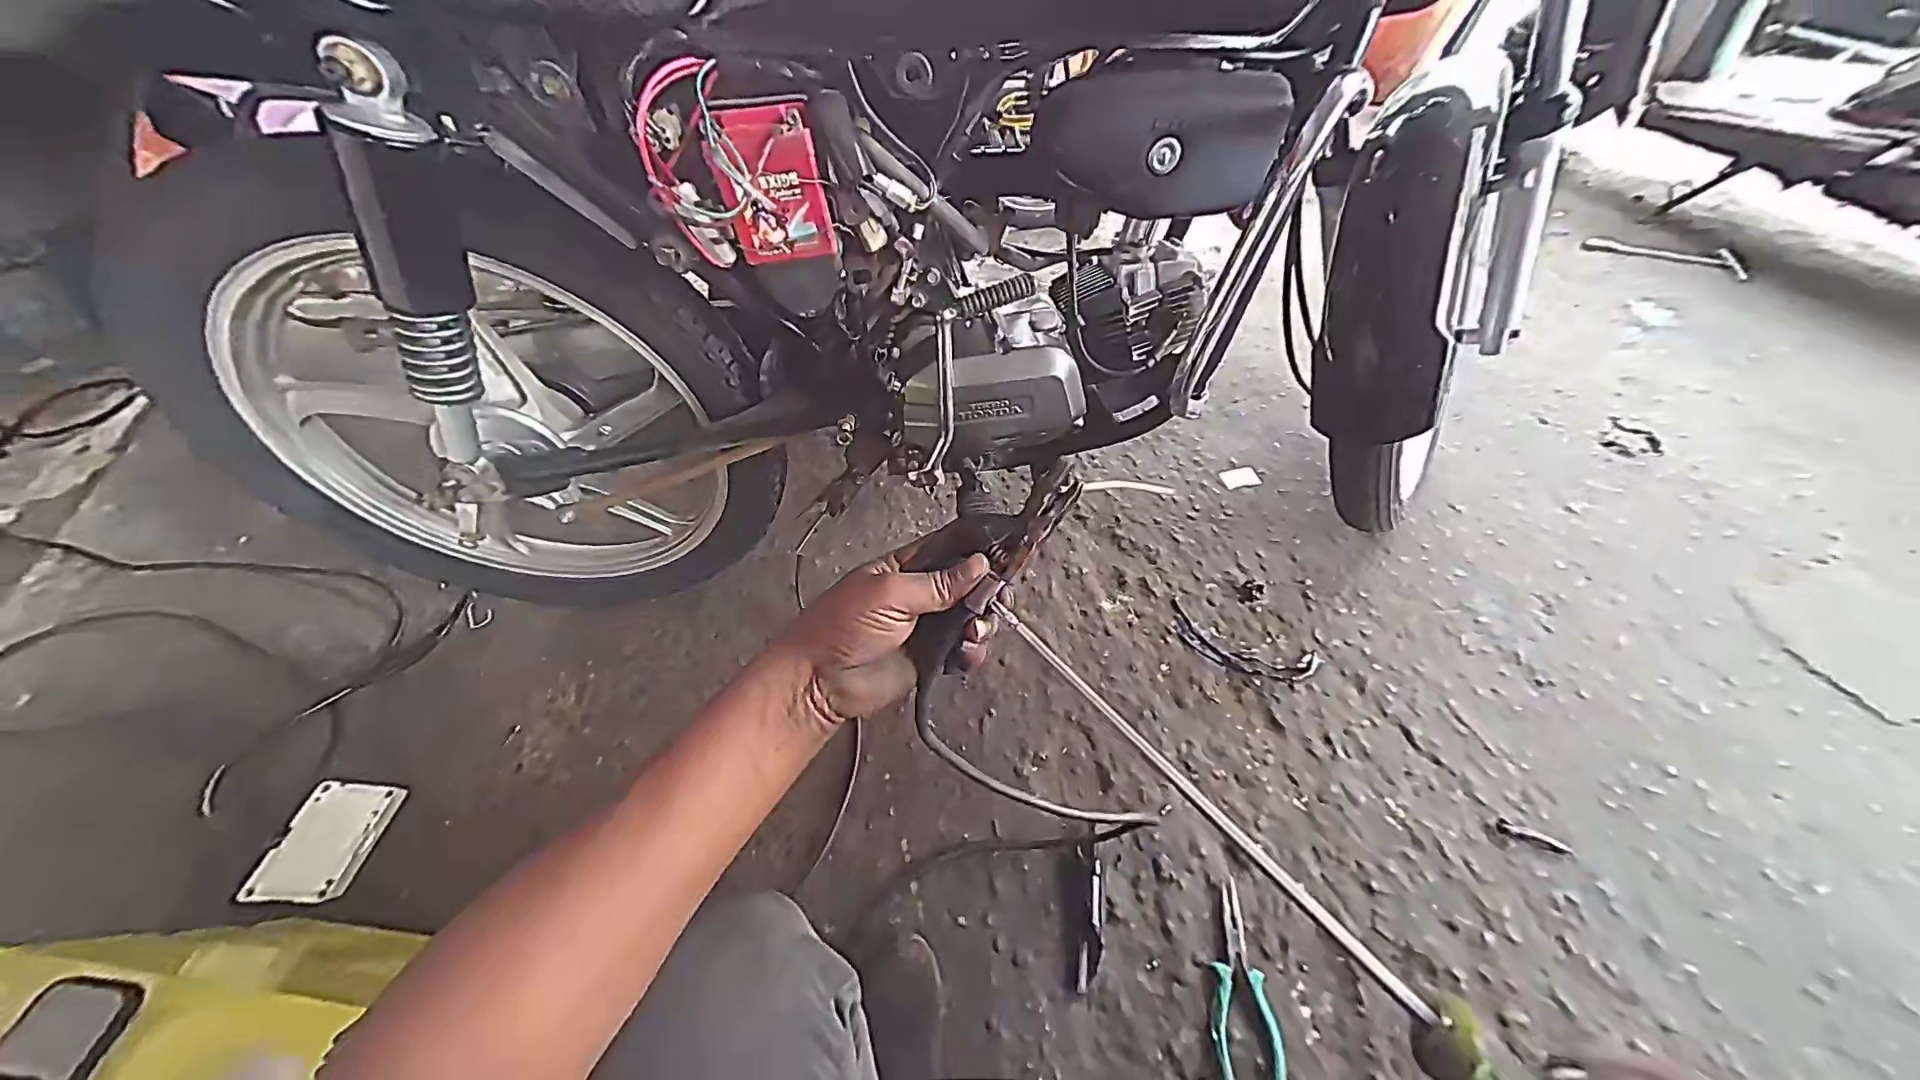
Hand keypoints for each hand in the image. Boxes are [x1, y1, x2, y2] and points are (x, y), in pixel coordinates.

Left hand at [775, 530, 996, 725]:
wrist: (822, 682)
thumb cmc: (839, 628)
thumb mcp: (889, 592)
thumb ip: (937, 581)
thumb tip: (977, 565)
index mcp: (906, 566)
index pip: (950, 547)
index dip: (978, 548)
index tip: (1005, 551)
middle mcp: (920, 593)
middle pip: (969, 583)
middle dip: (988, 589)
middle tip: (995, 596)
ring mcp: (928, 625)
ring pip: (973, 617)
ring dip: (982, 622)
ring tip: (972, 630)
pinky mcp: (932, 656)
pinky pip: (965, 649)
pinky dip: (972, 650)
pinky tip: (965, 651)